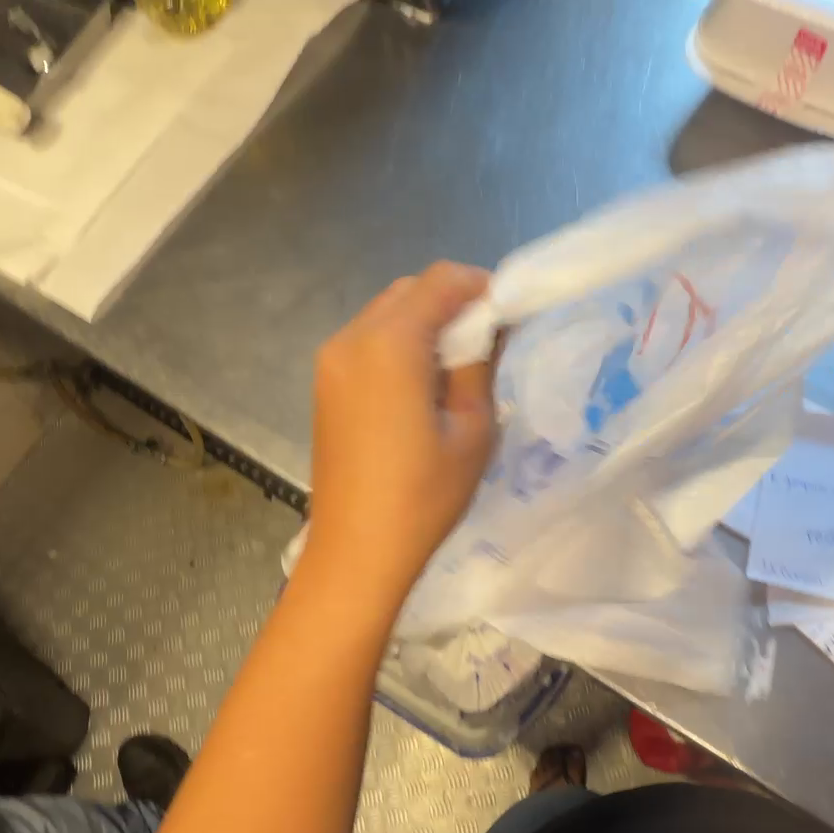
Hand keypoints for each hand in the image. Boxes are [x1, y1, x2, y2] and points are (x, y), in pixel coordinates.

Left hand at [304, 262, 497, 598]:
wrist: (357, 551)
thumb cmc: (423, 496)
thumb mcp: (472, 429)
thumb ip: (479, 363)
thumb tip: (489, 326)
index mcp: (389, 343)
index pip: (440, 280)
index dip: (480, 286)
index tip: (509, 315)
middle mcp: (351, 339)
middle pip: (408, 292)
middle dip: (451, 304)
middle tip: (487, 343)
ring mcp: (330, 362)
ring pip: (385, 315)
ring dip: (424, 325)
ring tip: (455, 369)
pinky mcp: (324, 386)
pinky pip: (367, 343)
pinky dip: (398, 346)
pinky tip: (421, 388)